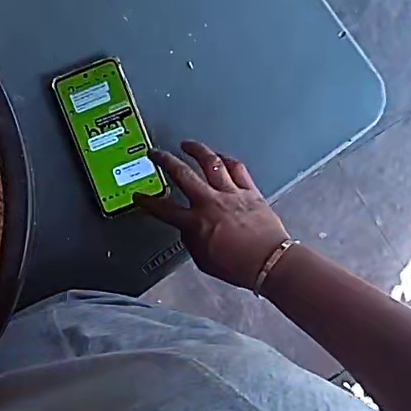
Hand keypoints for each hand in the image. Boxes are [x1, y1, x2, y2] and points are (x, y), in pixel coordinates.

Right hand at [137, 140, 291, 288]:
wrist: (270, 262)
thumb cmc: (239, 265)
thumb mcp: (203, 259)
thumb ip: (191, 241)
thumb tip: (188, 230)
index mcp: (195, 223)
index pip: (164, 209)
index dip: (148, 201)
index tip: (141, 196)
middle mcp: (210, 203)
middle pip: (182, 174)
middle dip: (165, 161)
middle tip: (157, 154)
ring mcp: (230, 194)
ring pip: (210, 163)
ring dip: (196, 150)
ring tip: (187, 144)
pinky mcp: (250, 192)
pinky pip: (237, 169)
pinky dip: (227, 160)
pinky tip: (221, 156)